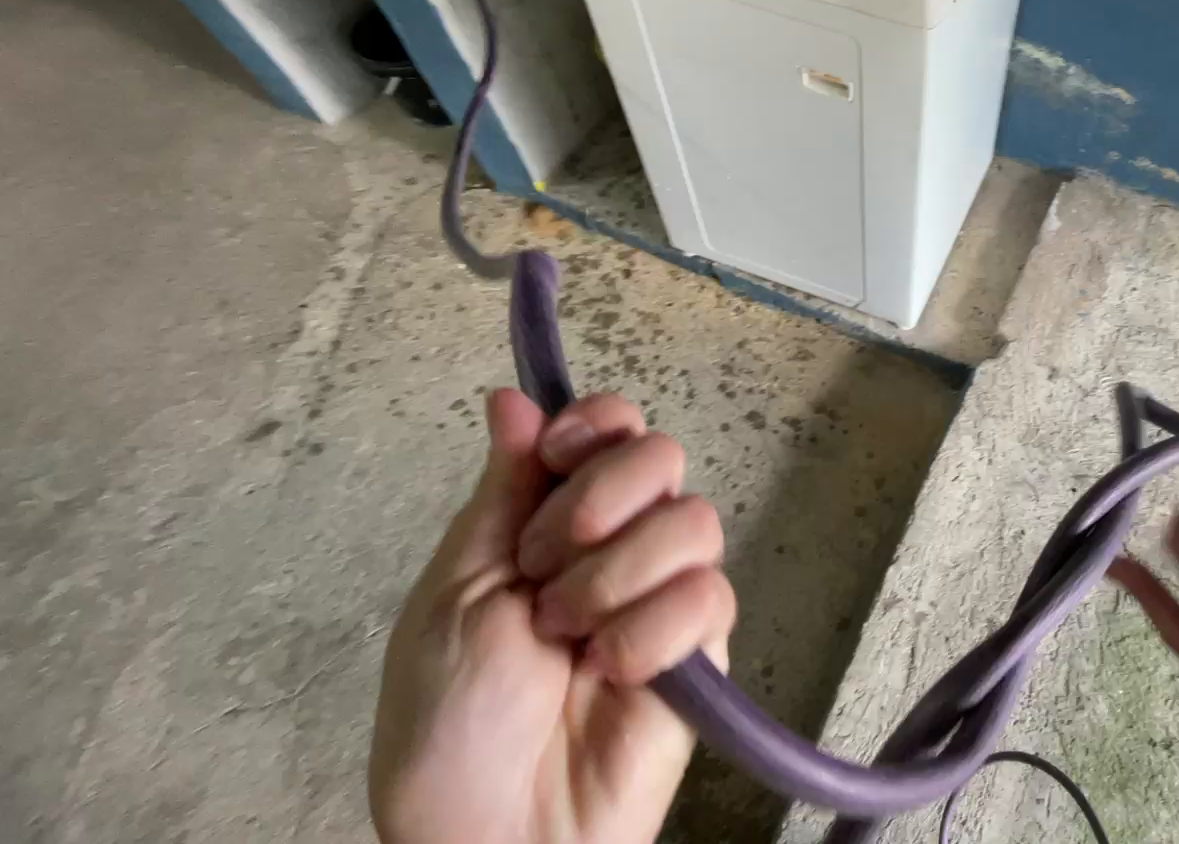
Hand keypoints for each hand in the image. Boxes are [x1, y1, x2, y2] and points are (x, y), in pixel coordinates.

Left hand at [368, 391, 733, 843]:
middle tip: (546, 570)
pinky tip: (612, 672)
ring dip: (618, 577)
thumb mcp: (456, 594)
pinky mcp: (707, 641)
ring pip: (695, 519)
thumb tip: (514, 396)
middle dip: (600, 504)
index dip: (599, 424)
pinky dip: (650, 632)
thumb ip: (504, 492)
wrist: (495, 832)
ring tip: (572, 636)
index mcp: (562, 515)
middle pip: (663, 455)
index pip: (616, 425)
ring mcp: (671, 587)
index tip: (560, 456)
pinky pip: (708, 596)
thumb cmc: (453, 716)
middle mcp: (627, 537)